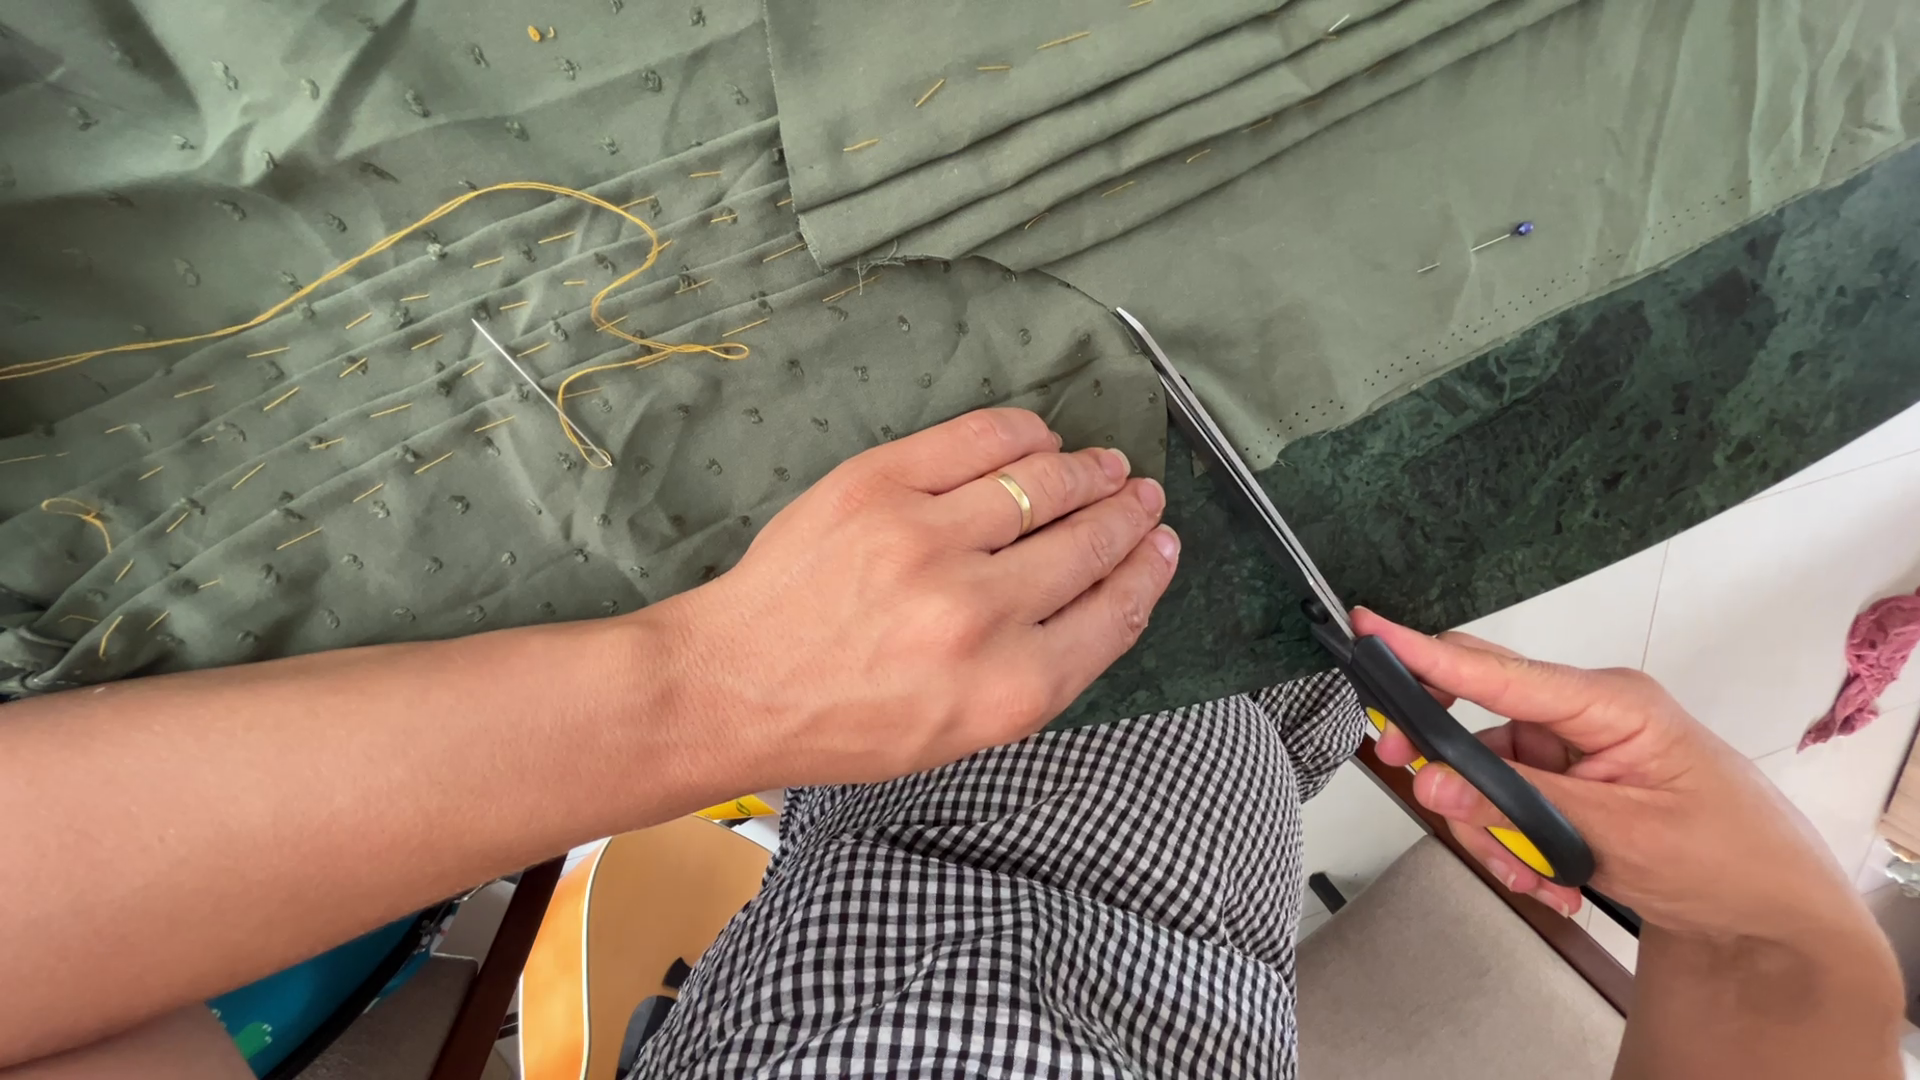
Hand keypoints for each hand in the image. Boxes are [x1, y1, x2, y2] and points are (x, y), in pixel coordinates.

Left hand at [665, 408, 1178, 789]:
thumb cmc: (849, 723)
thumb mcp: (962, 732)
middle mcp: (981, 612)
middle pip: (1087, 543)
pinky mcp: (881, 485)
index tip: (1162, 545)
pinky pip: (981, 439)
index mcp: (1009, 690)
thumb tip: (1098, 593)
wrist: (737, 685)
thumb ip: (1040, 672)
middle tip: (1142, 495)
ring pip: (1044, 483)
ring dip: (1088, 470)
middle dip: (1127, 514)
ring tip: (1106, 464)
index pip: (1114, 614)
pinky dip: (1024, 433)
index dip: (1148, 571)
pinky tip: (1041, 438)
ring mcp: (929, 539)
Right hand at [1353, 608, 1869, 940]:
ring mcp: (1562, 745)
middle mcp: (1576, 711)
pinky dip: (1505, 839)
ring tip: (1529, 877)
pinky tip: (1542, 878)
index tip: (1367, 626)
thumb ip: (1516, 804)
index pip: (1495, 670)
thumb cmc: (1731, 864)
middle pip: (1472, 707)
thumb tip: (1427, 780)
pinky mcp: (1554, 776)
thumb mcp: (1619, 836)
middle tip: (1414, 777)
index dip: (1423, 650)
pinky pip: (1497, 795)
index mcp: (1607, 703)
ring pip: (1477, 766)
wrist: (1775, 923)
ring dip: (1487, 825)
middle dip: (1441, 751)